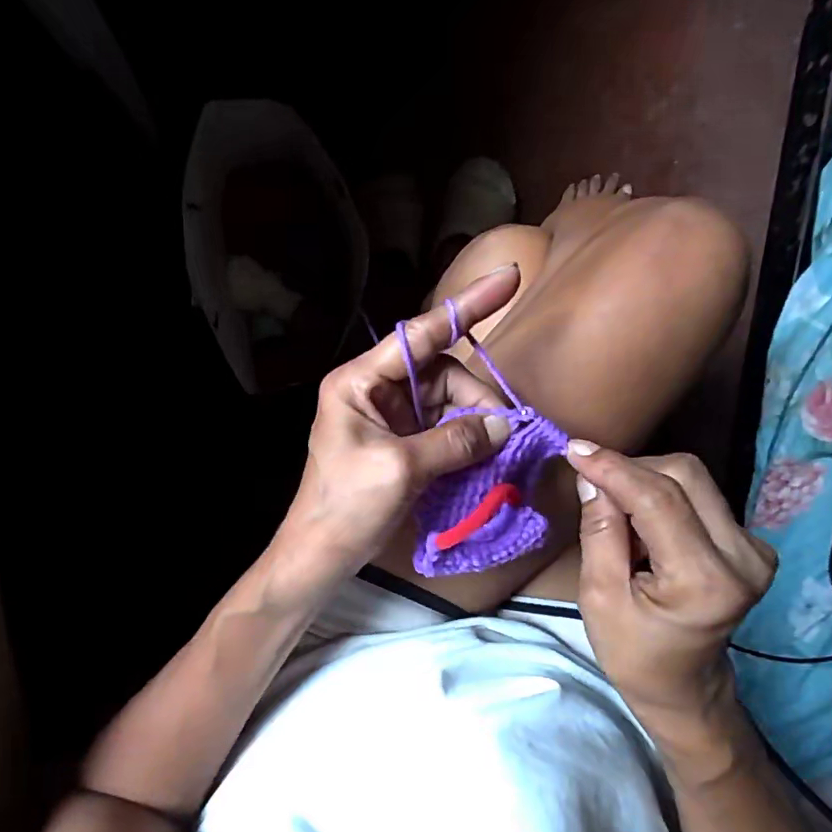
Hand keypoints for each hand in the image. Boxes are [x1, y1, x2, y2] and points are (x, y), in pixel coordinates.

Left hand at [267, 265, 521, 597]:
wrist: (321, 553)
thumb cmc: (345, 506)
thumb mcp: (401, 469)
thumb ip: (455, 441)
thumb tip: (504, 425)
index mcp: (359, 382)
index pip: (418, 335)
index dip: (465, 307)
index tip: (510, 278)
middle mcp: (373, 391)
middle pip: (441, 372)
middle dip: (475, 396)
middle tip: (503, 431)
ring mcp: (388, 419)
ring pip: (446, 402)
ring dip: (474, 421)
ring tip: (494, 450)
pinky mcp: (400, 444)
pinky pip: (442, 429)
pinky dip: (465, 439)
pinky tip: (483, 455)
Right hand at [565, 445, 776, 729]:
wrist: (682, 684)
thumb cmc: (631, 651)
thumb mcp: (598, 597)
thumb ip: (600, 534)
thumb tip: (591, 478)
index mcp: (705, 579)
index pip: (659, 500)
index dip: (614, 468)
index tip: (574, 449)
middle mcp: (743, 556)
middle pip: (685, 475)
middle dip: (630, 469)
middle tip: (590, 483)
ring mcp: (754, 548)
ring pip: (693, 480)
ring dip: (644, 482)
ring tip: (615, 513)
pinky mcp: (750, 543)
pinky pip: (699, 496)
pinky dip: (660, 496)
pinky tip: (641, 525)